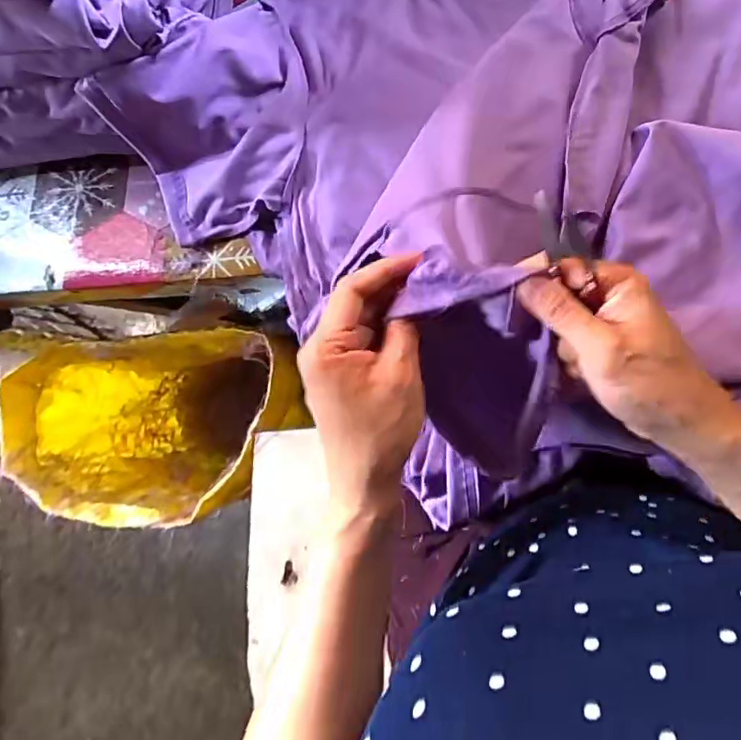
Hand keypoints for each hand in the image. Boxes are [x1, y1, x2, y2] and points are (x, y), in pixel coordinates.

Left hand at [298, 253, 425, 521]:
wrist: (363, 480)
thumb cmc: (382, 430)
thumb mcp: (401, 374)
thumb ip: (403, 329)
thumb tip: (408, 299)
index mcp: (324, 344)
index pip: (351, 290)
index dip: (384, 270)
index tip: (417, 259)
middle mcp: (317, 344)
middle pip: (351, 300)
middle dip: (386, 282)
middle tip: (423, 270)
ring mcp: (324, 356)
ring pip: (355, 314)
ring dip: (385, 300)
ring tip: (418, 284)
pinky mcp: (335, 367)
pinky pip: (357, 332)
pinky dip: (380, 320)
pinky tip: (403, 311)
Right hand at [514, 257, 736, 446]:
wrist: (682, 425)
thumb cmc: (646, 382)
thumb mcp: (598, 346)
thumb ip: (560, 311)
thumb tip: (523, 281)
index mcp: (618, 281)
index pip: (564, 265)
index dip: (536, 278)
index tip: (510, 296)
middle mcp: (612, 292)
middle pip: (561, 291)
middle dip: (553, 319)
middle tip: (557, 344)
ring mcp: (607, 318)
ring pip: (562, 318)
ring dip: (563, 343)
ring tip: (579, 365)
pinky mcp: (603, 341)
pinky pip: (571, 337)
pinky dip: (570, 354)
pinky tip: (581, 372)